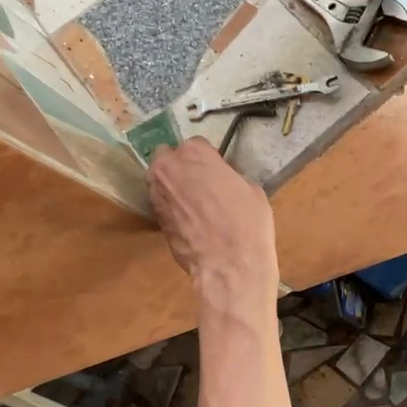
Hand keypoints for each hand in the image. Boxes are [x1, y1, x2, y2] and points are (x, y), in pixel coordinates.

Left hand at [148, 138, 278, 313]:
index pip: (197, 144)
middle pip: (169, 156)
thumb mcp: (252, 191)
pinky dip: (174, 207)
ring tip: (196, 204)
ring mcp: (157, 192)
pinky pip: (163, 202)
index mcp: (195, 154)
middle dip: (183, 166)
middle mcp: (169, 167)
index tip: (220, 171)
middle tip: (203, 184)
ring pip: (162, 180)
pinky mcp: (154, 216)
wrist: (228, 262)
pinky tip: (191, 220)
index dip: (210, 158)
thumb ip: (231, 177)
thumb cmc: (247, 222)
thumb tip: (223, 182)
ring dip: (175, 186)